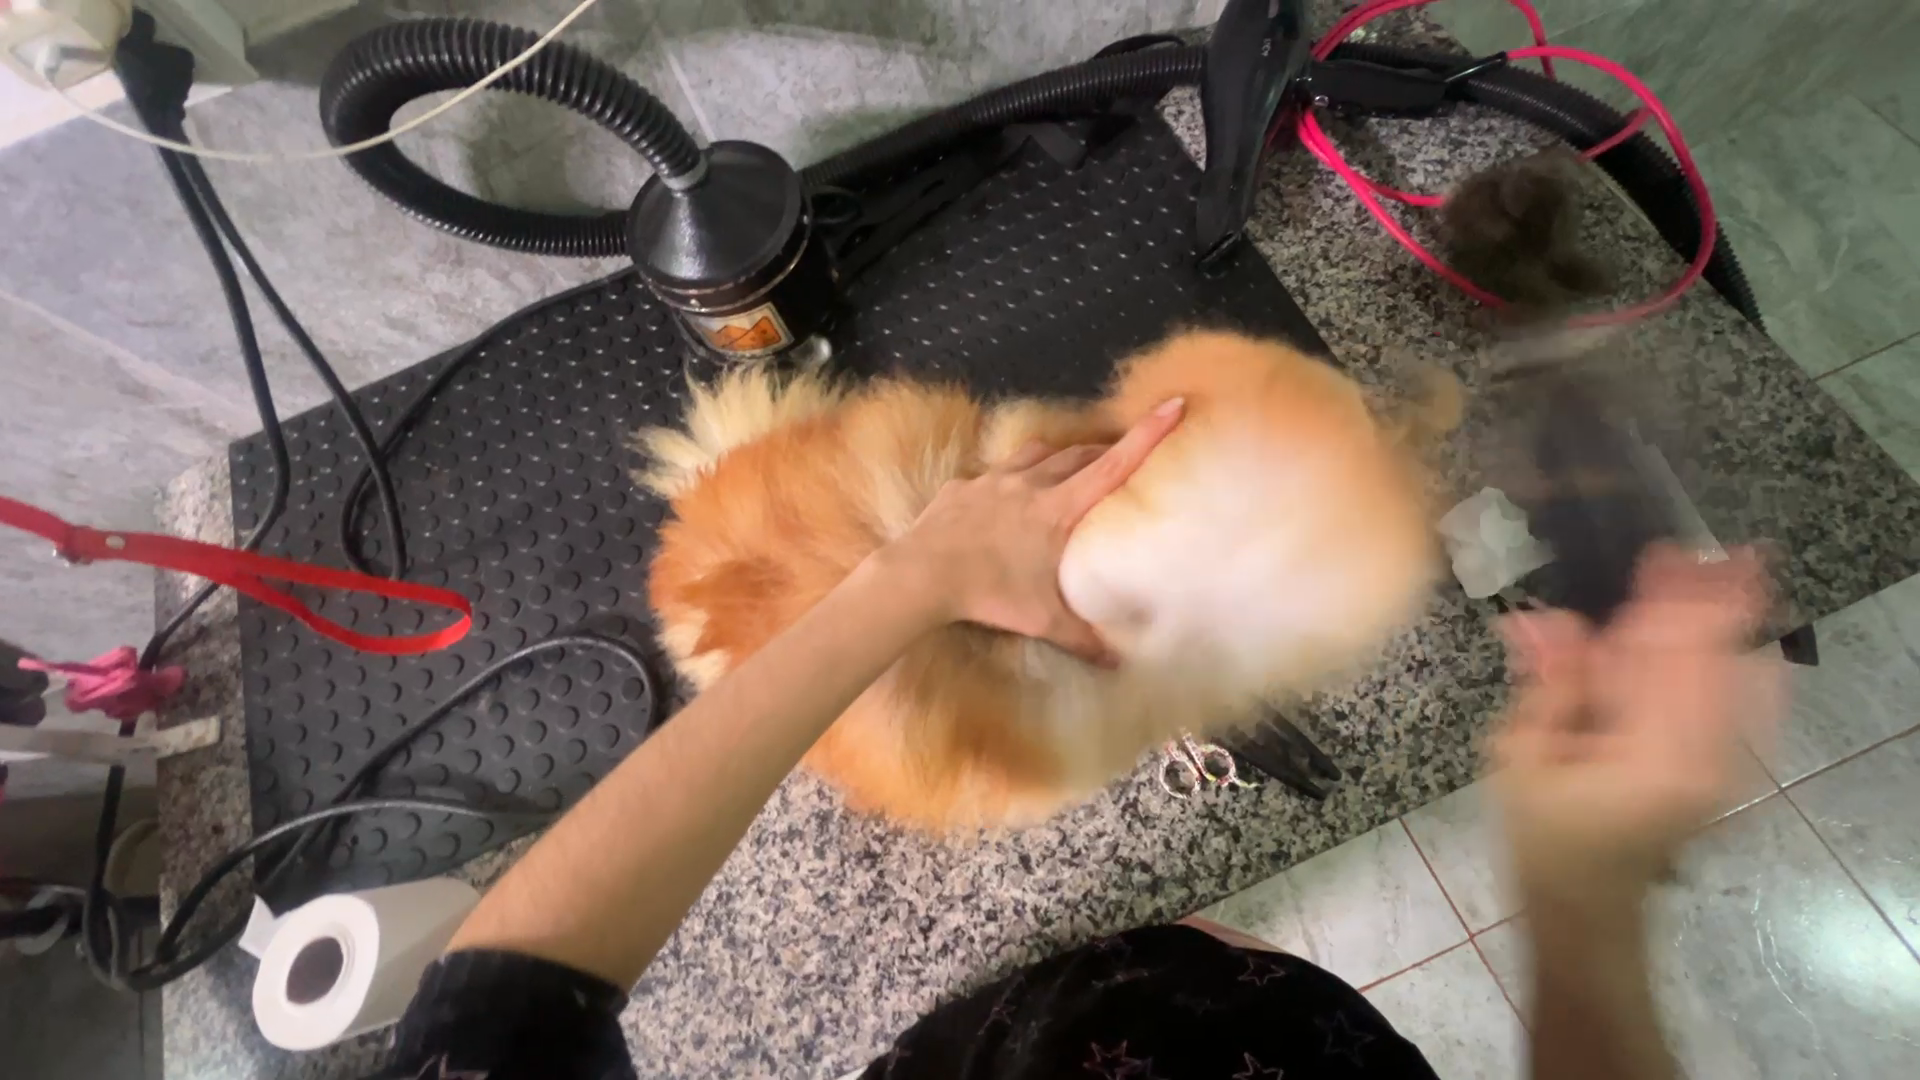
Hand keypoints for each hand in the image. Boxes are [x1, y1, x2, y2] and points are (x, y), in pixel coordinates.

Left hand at [879, 397, 1185, 665]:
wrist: (922, 575)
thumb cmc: (989, 595)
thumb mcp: (1041, 620)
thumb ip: (1082, 638)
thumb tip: (1117, 663)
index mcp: (1058, 508)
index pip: (1114, 465)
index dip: (1147, 434)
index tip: (1173, 404)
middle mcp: (1029, 483)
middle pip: (1077, 455)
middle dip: (1102, 450)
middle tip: (1116, 457)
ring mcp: (991, 480)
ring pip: (1034, 454)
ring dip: (1056, 456)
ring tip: (1063, 467)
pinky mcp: (961, 486)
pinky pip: (991, 475)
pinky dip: (1006, 480)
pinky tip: (999, 498)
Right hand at [1491, 545, 1780, 909]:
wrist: (1585, 900)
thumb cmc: (1539, 830)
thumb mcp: (1520, 755)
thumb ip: (1548, 686)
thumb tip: (1546, 618)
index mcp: (1654, 753)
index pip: (1671, 660)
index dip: (1675, 604)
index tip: (1670, 556)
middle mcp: (1710, 756)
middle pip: (1721, 663)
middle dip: (1718, 605)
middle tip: (1722, 553)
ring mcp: (1725, 764)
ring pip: (1743, 680)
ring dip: (1734, 627)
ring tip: (1730, 575)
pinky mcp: (1722, 767)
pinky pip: (1743, 704)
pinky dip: (1740, 662)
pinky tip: (1738, 636)